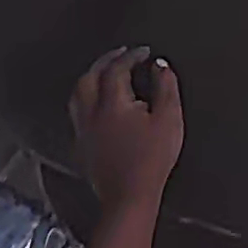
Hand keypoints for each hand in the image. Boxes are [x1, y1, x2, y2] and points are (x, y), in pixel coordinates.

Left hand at [68, 46, 184, 211]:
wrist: (130, 195)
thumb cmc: (152, 158)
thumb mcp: (169, 117)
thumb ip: (166, 87)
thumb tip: (159, 66)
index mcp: (112, 105)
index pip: (116, 70)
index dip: (130, 56)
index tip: (143, 52)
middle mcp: (92, 115)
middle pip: (89, 78)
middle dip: (105, 62)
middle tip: (121, 54)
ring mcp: (84, 131)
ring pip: (78, 95)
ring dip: (92, 77)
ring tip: (107, 71)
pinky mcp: (82, 145)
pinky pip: (78, 111)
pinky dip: (88, 96)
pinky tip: (100, 100)